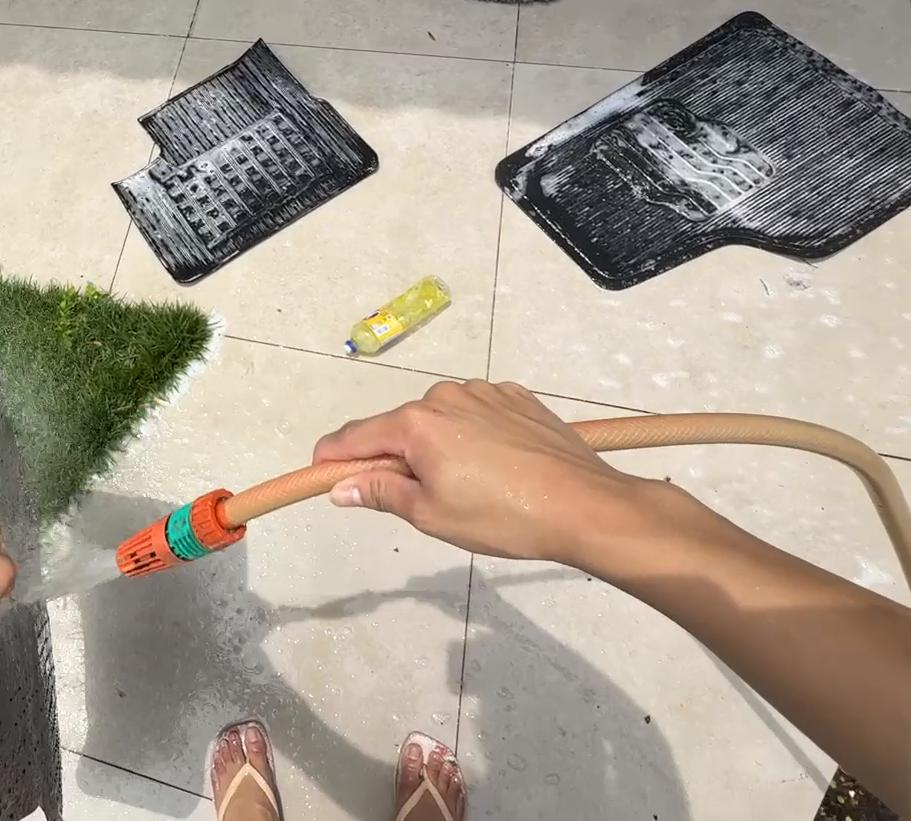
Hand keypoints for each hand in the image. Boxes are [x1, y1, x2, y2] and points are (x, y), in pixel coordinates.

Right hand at [312, 380, 649, 565]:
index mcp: (415, 423)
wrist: (588, 506)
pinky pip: (474, 412)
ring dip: (434, 444)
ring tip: (467, 483)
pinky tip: (495, 461)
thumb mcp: (432, 515)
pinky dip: (470, 433)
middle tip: (414, 497)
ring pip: (437, 419)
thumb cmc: (501, 517)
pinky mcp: (514, 396)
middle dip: (393, 457)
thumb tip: (341, 487)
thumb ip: (380, 494)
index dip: (332, 457)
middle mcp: (442, 396)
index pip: (354, 437)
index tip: (322, 475)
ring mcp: (481, 391)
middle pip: (397, 427)